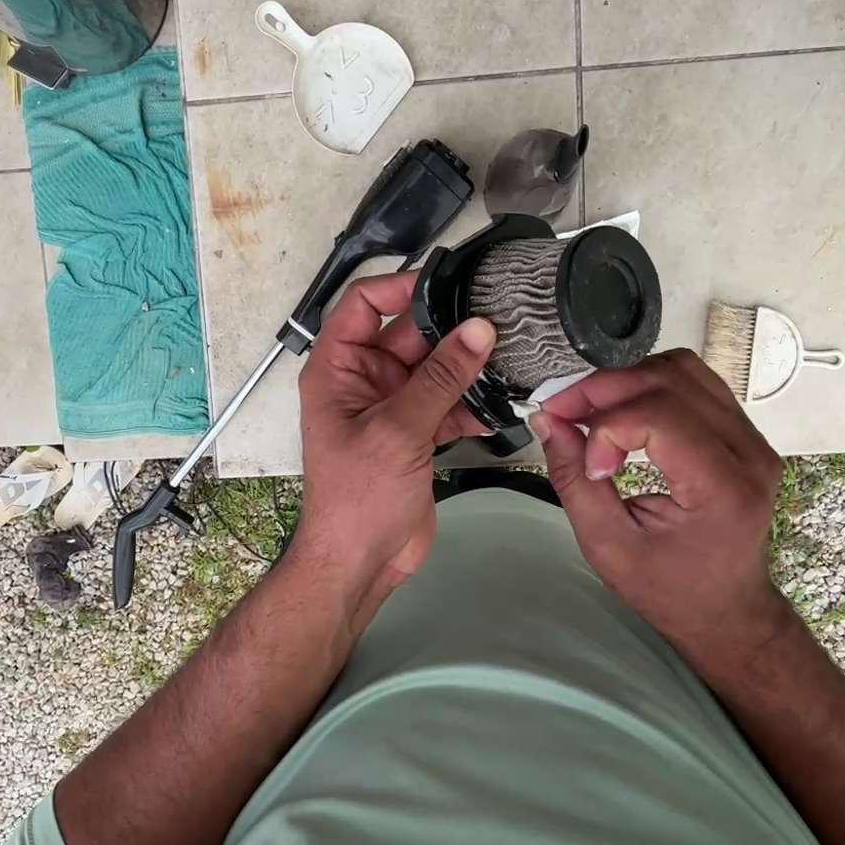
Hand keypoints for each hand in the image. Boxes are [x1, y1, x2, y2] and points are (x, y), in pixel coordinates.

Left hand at [294, 271, 494, 588]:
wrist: (360, 562)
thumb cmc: (356, 498)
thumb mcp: (397, 430)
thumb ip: (440, 379)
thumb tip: (478, 331)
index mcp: (338, 369)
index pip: (363, 305)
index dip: (401, 287)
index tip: (447, 282)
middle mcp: (363, 381)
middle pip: (408, 335)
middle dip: (449, 332)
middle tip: (498, 323)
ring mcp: (392, 407)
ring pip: (434, 370)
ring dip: (466, 370)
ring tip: (506, 363)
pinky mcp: (415, 433)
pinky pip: (446, 404)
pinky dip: (469, 407)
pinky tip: (496, 411)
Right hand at [530, 349, 784, 655]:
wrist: (725, 609)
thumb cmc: (669, 590)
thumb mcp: (607, 547)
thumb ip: (574, 481)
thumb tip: (546, 421)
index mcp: (724, 489)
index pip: (661, 416)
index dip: (607, 427)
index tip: (588, 466)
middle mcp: (749, 453)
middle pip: (670, 381)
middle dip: (605, 390)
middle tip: (563, 412)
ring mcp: (752, 438)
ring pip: (682, 370)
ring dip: (625, 382)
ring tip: (588, 411)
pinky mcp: (742, 433)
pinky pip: (692, 383)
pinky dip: (645, 387)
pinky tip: (618, 413)